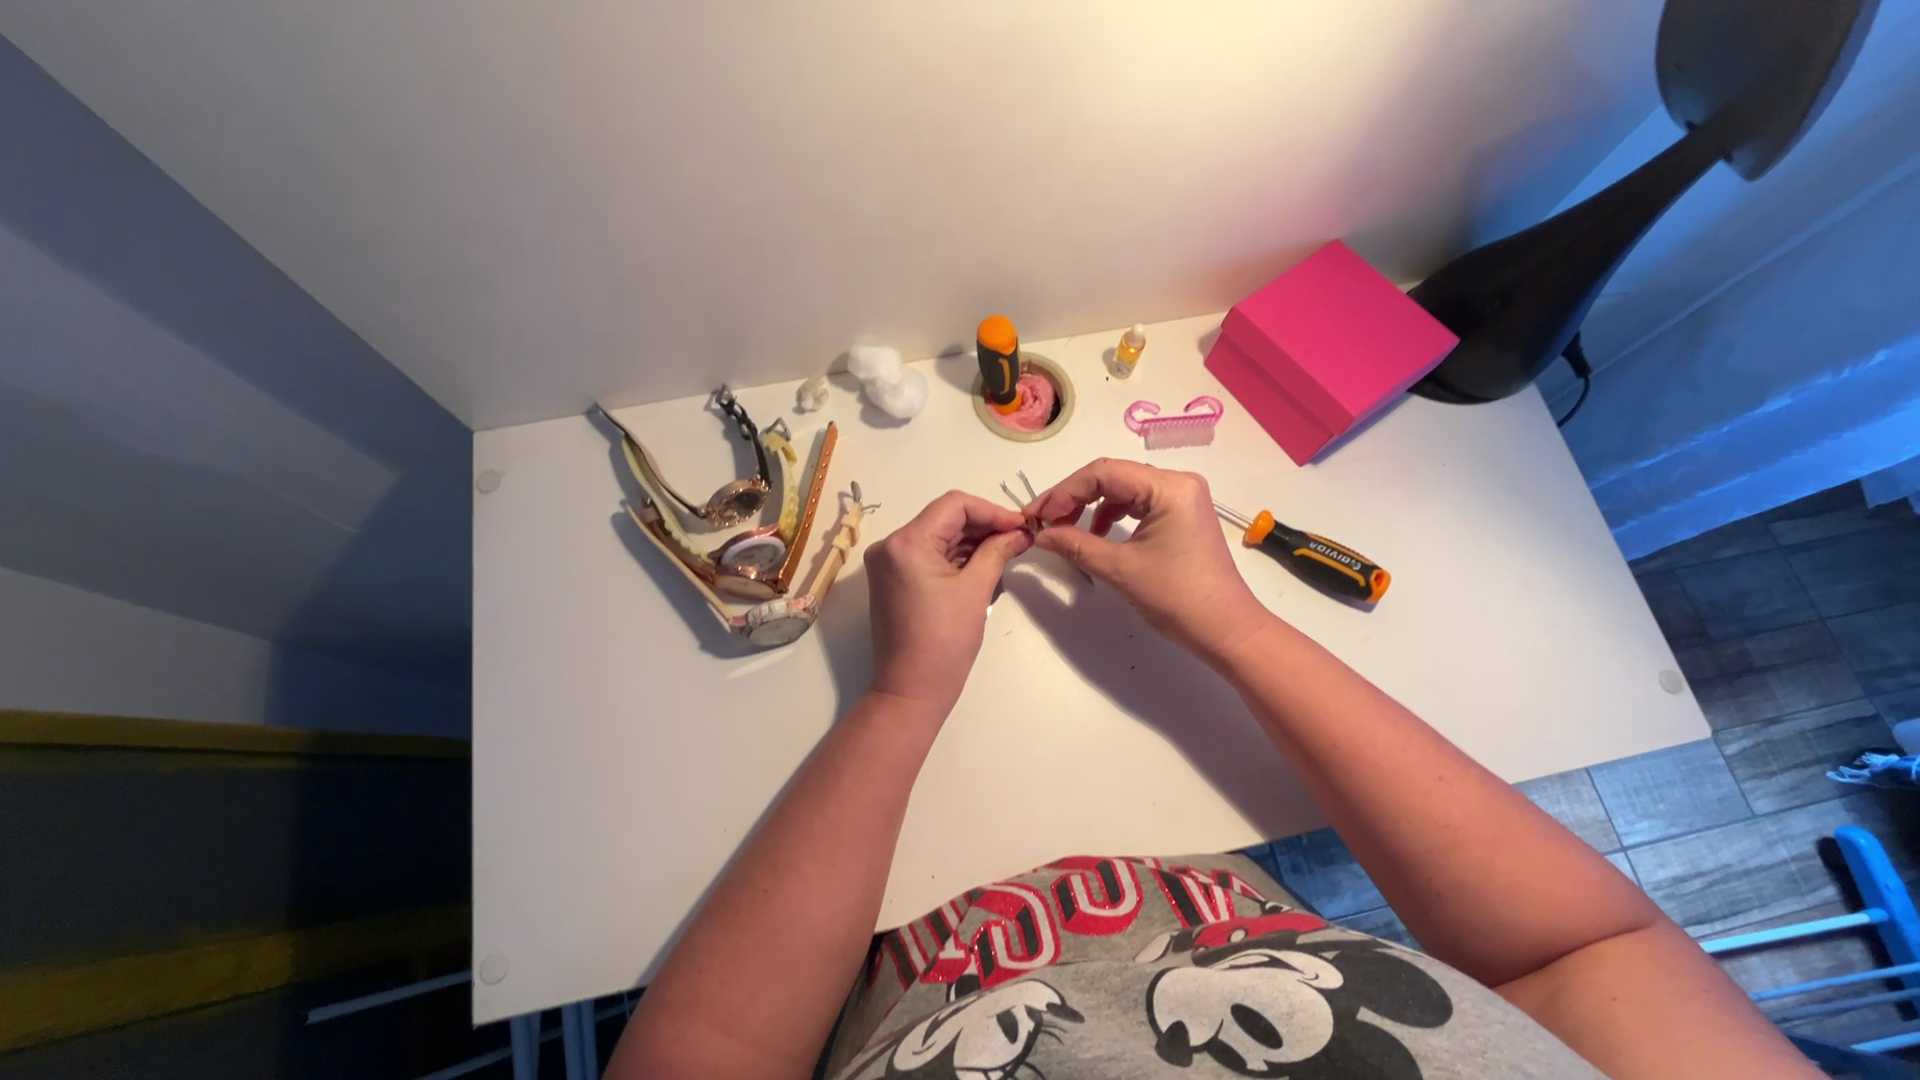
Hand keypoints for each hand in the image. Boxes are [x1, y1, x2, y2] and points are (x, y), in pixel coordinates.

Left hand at [864, 491, 1033, 711]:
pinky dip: (955, 555)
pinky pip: (928, 554)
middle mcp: (889, 546)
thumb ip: (997, 551)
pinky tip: (983, 562)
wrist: (912, 689)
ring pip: (937, 536)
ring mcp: (888, 563)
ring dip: (971, 540)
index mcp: (905, 543)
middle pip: (944, 518)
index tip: (1020, 525)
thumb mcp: (976, 590)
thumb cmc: (944, 642)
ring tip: (1007, 550)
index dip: (991, 510)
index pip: (954, 505)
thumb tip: (1020, 532)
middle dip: (983, 525)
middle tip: (1019, 537)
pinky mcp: (892, 579)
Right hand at [1026, 459, 1269, 659]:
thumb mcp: (1120, 569)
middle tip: (1042, 520)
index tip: (1037, 516)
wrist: (1225, 630)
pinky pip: (1137, 503)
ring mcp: (1182, 498)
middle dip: (1073, 497)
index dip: (1064, 492)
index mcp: (1169, 488)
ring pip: (1123, 489)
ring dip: (1090, 505)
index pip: (1103, 473)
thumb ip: (1075, 545)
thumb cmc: (1177, 598)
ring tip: (1063, 528)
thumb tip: (1039, 535)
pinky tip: (1095, 533)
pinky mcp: (1181, 515)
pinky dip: (1111, 514)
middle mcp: (1178, 482)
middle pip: (1112, 476)